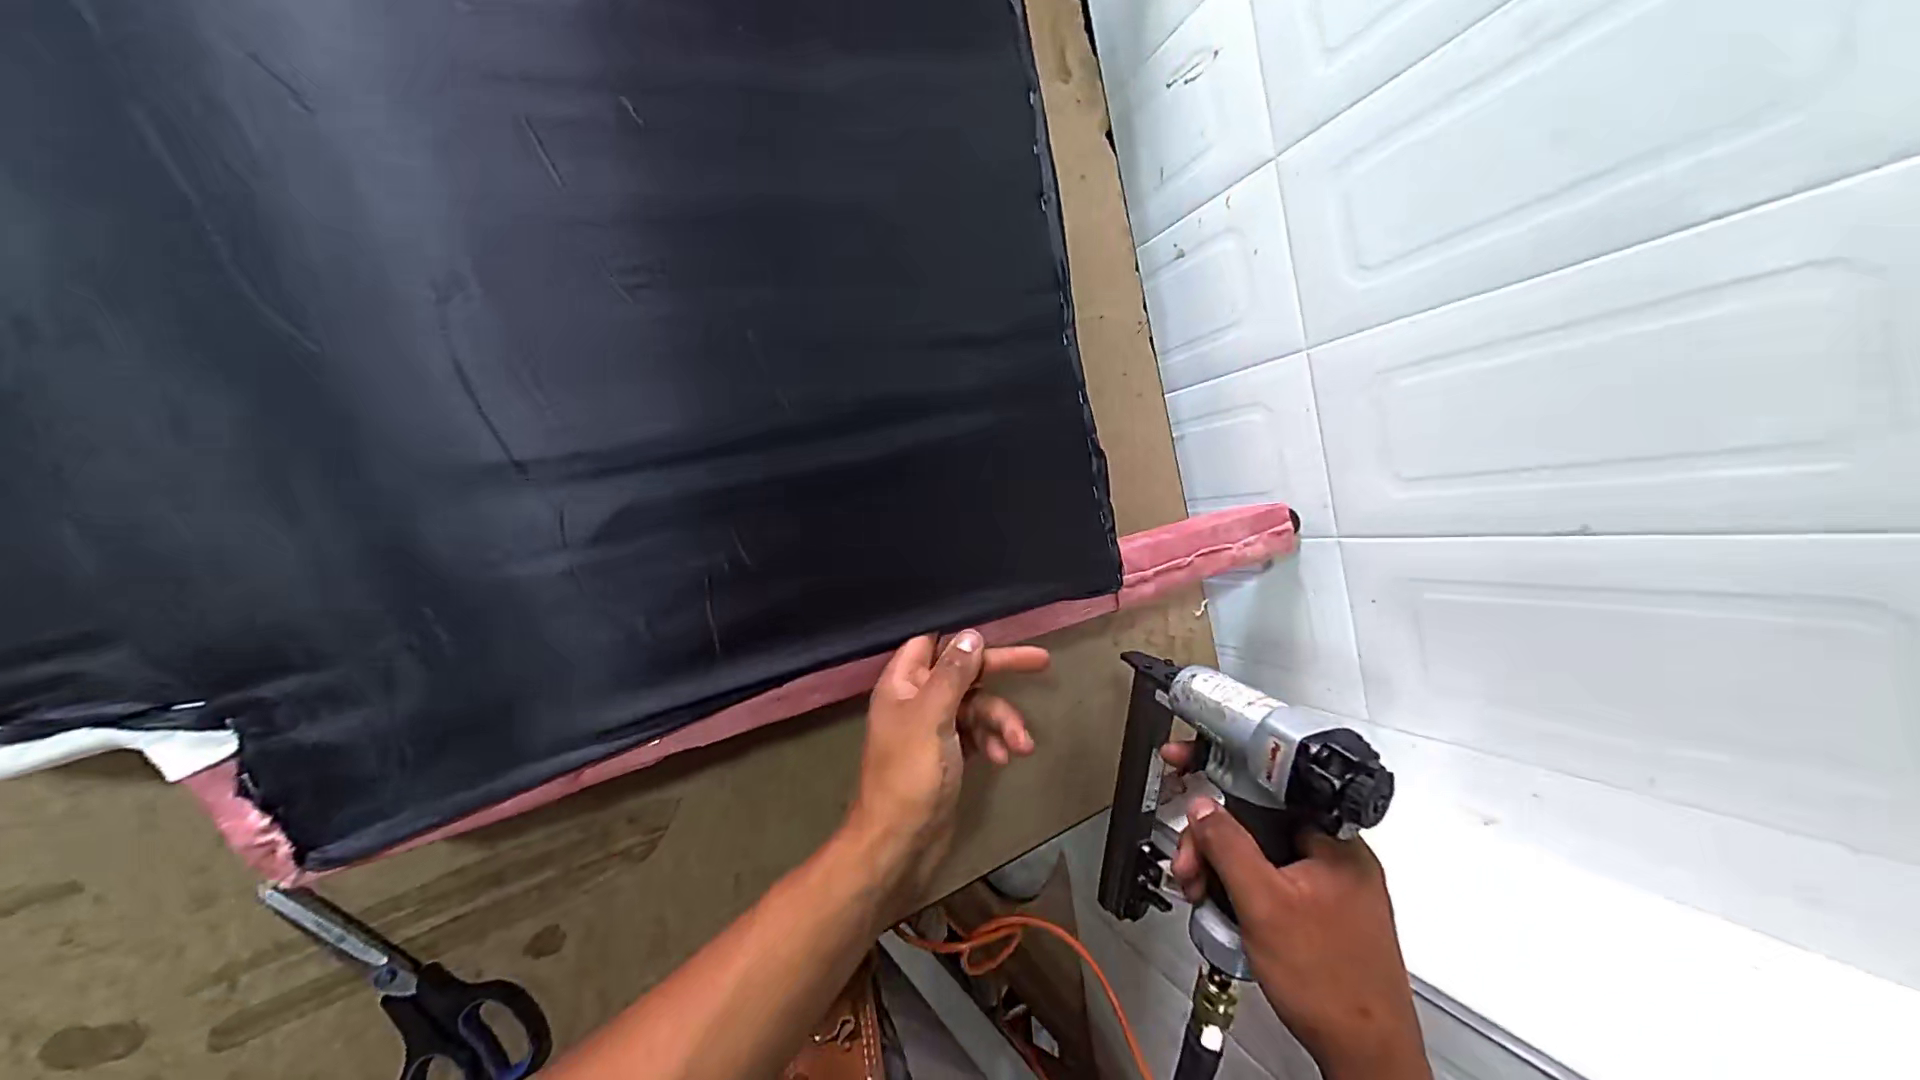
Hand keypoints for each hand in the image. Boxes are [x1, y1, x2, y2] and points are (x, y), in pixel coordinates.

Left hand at [843, 631, 1049, 901]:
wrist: (900, 843)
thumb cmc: (910, 774)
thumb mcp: (933, 716)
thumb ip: (953, 673)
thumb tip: (971, 634)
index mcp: (903, 683)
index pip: (932, 642)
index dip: (962, 638)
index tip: (996, 633)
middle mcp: (917, 699)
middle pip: (963, 672)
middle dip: (1000, 670)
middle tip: (1041, 661)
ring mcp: (934, 727)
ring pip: (977, 706)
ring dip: (1001, 720)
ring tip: (1021, 743)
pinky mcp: (949, 753)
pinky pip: (978, 733)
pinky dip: (993, 741)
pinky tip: (1004, 758)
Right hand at [1163, 744, 1430, 1079]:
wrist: (1365, 1057)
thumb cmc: (1331, 985)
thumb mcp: (1263, 905)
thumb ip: (1228, 847)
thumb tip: (1202, 806)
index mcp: (1333, 843)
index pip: (1269, 786)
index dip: (1222, 769)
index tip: (1185, 759)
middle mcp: (1334, 857)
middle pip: (1256, 823)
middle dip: (1212, 843)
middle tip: (1190, 868)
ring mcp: (1328, 885)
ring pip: (1259, 854)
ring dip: (1221, 871)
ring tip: (1202, 897)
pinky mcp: (1320, 911)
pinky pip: (1269, 881)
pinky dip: (1240, 891)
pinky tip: (1225, 912)